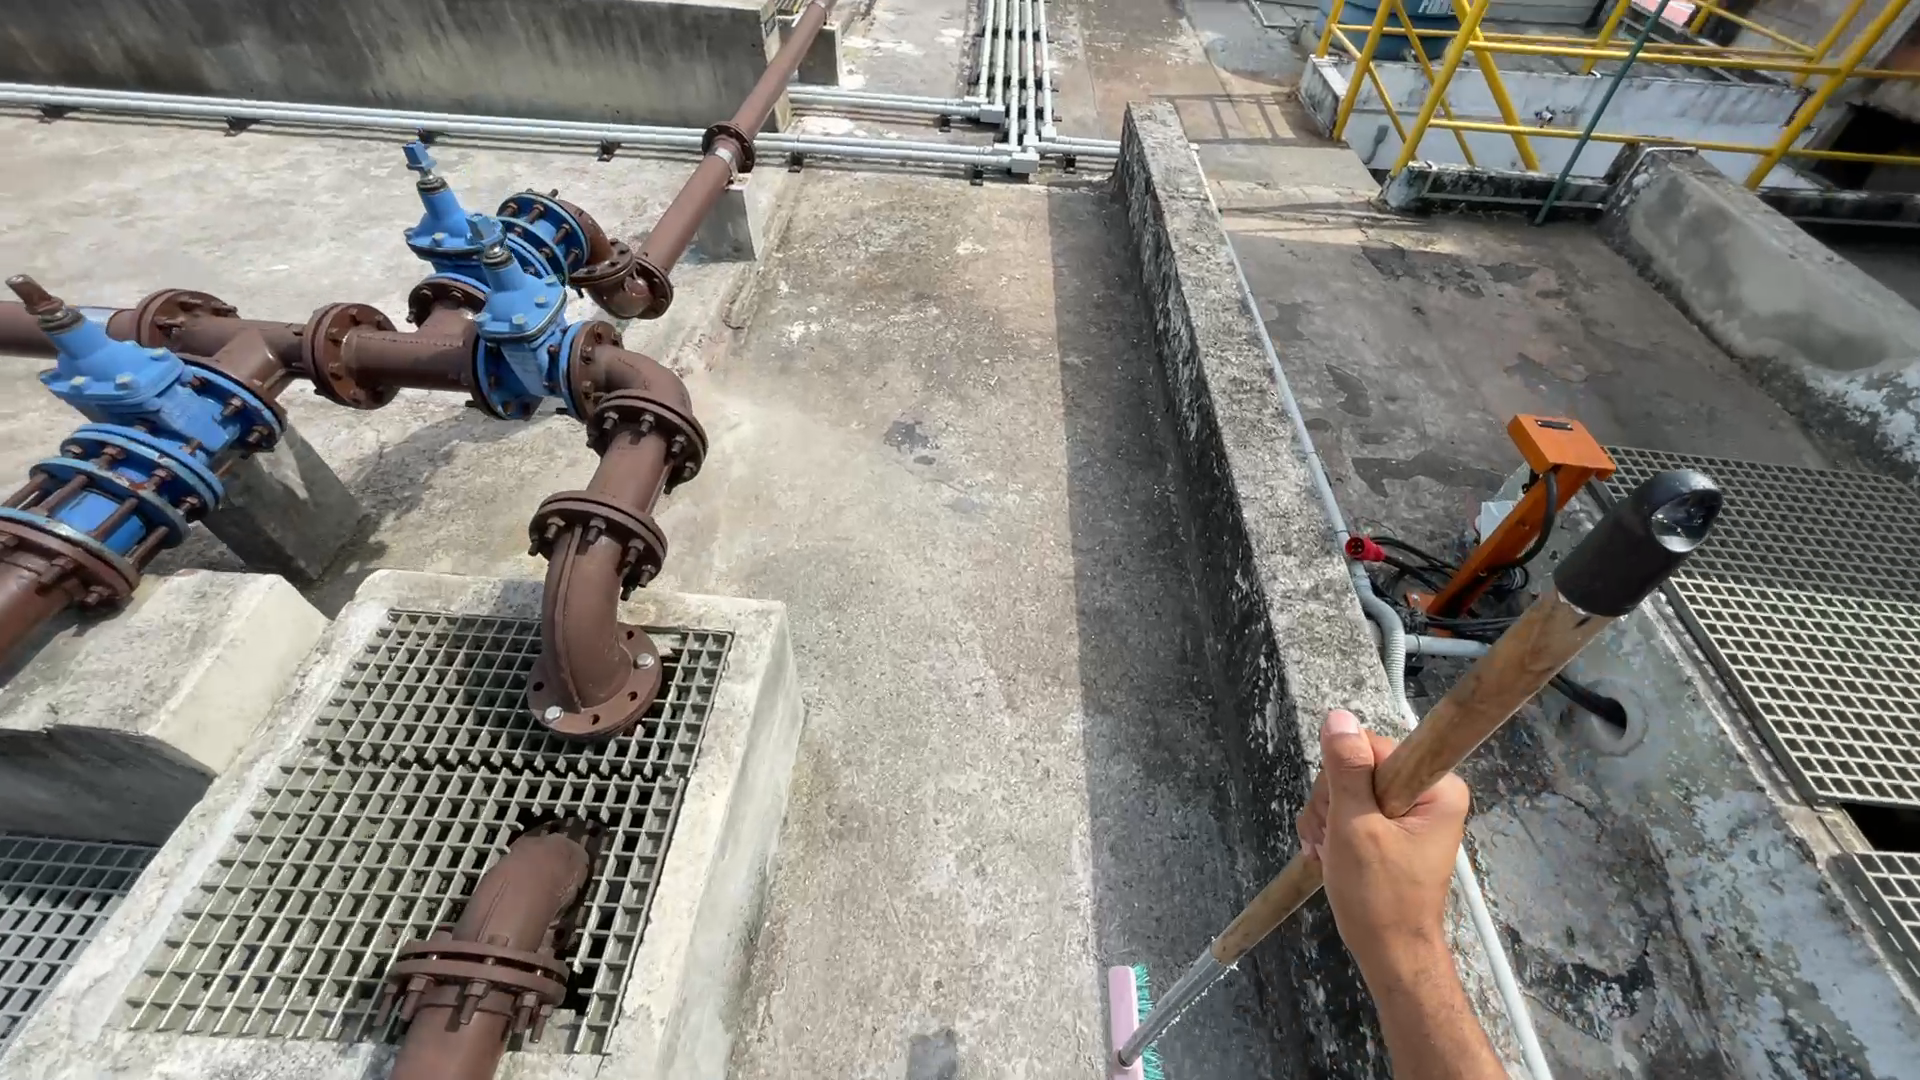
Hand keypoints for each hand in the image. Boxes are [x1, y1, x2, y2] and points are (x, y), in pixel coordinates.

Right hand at [1296, 708, 1470, 982]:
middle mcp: (1426, 790)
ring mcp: (1408, 808)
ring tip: (1326, 849)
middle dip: (1330, 799)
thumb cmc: (1378, 894)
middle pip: (1355, 765)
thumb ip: (1346, 769)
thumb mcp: (1354, 826)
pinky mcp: (1391, 823)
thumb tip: (1338, 717)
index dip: (1344, 773)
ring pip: (1345, 785)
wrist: (1387, 952)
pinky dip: (1329, 825)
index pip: (1372, 746)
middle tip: (1329, 836)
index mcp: (1435, 787)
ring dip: (1324, 816)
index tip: (1342, 810)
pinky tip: (1326, 850)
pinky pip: (1349, 804)